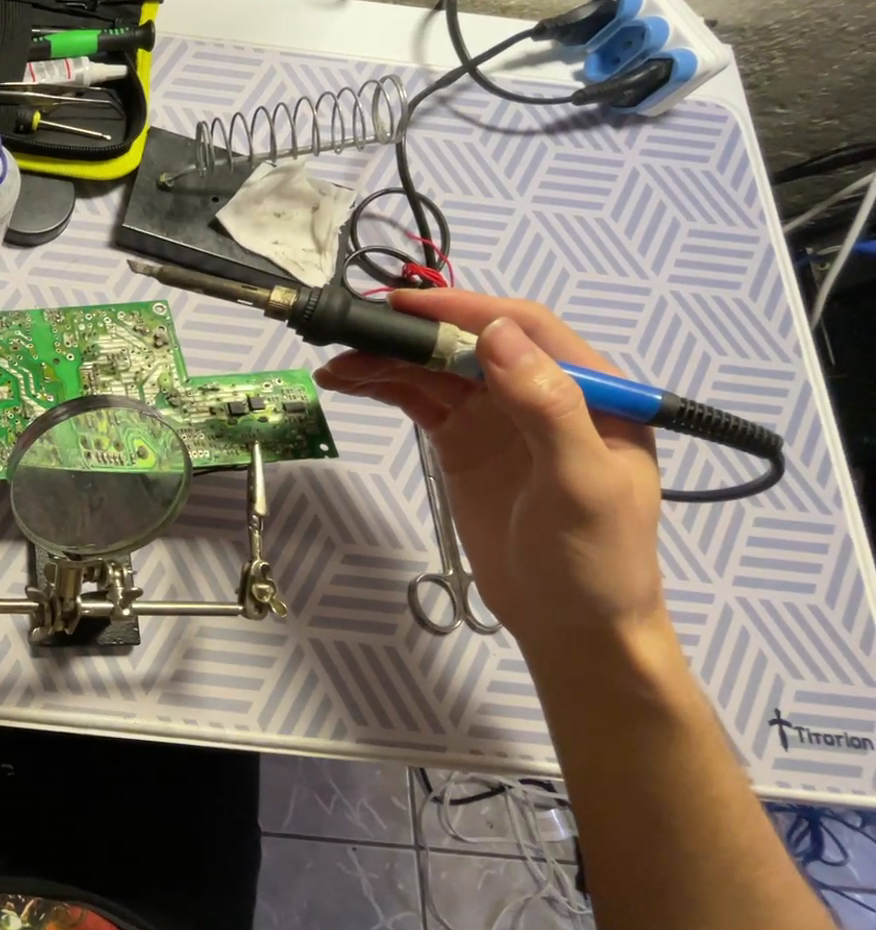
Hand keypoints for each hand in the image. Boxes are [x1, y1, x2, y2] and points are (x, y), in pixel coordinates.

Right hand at [312, 289, 665, 649]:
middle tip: (350, 336)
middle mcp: (536, 392)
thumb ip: (546, 407)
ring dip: (385, 363)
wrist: (569, 623)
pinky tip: (349, 384)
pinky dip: (383, 388)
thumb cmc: (594, 557)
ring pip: (433, 371)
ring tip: (335, 366)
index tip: (402, 307)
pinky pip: (418, 401)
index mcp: (586, 390)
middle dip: (409, 337)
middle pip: (465, 345)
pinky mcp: (461, 442)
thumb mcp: (581, 484)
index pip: (520, 329)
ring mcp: (494, 418)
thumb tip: (495, 334)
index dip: (462, 310)